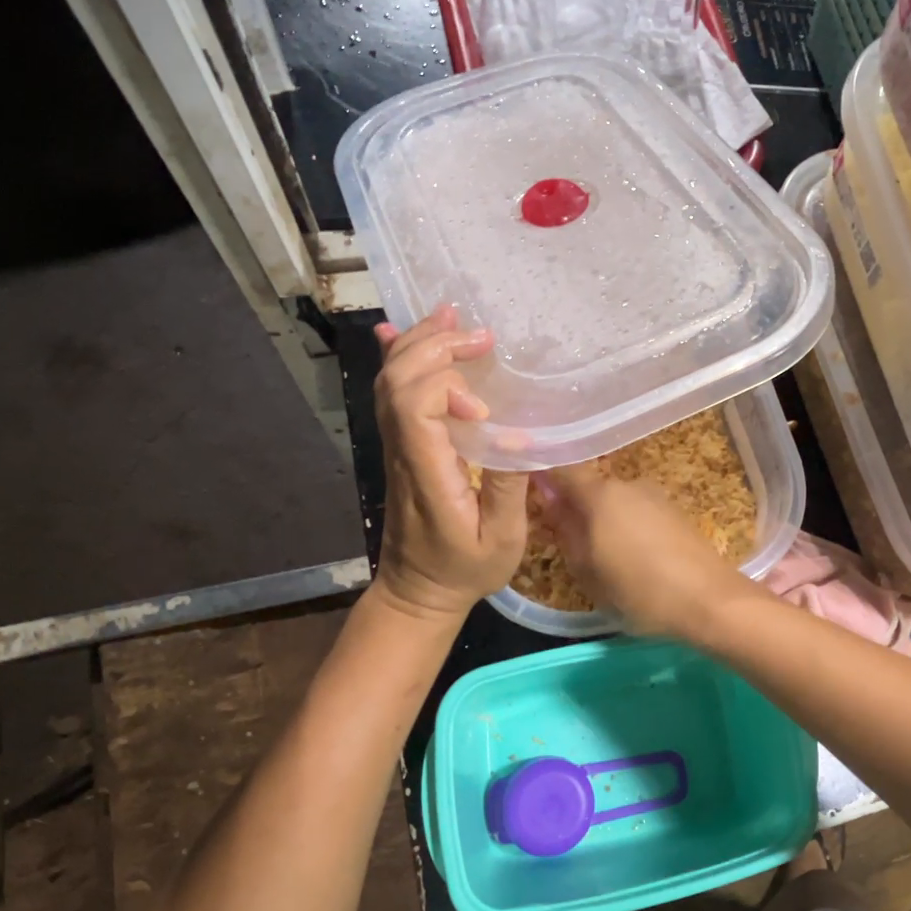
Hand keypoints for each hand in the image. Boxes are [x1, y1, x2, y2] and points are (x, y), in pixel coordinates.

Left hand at [372, 305, 528, 621]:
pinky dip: (403, 358)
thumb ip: (508, 488)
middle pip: (399, 382)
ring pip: (390, 381)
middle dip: (437, 347)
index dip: (445, 389)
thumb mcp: (501, 541)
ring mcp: (396, 447)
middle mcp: (403, 452)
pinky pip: (392, 394)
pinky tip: (409, 333)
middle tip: (483, 337)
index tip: (484, 407)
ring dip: (420, 343)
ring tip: (455, 318)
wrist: (418, 592)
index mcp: (427, 474)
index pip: (414, 409)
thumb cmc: (465, 570)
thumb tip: (520, 435)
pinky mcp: (401, 447)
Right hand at [535, 462, 756, 637]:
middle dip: (577, 507)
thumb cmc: (639, 591)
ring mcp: (656, 496)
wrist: (710, 600)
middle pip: (591, 487)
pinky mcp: (676, 513)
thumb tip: (551, 503)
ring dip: (605, 520)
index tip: (532, 493)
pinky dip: (629, 528)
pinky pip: (639, 512)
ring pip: (616, 501)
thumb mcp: (588, 571)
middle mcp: (628, 484)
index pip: (562, 469)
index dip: (544, 476)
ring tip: (605, 558)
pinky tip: (635, 558)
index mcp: (600, 494)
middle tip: (569, 542)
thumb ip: (566, 532)